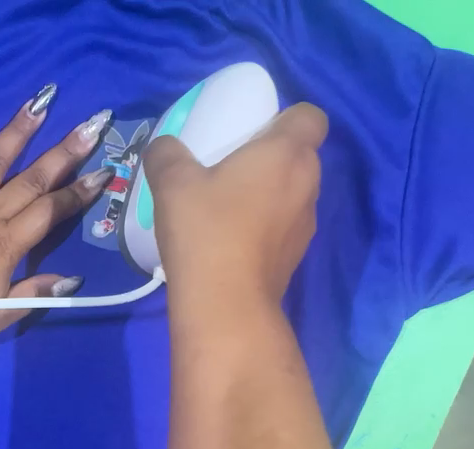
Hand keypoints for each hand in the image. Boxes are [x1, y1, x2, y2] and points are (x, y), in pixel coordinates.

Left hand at [0, 75, 113, 341]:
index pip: (51, 211)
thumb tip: (71, 279)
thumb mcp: (0, 315)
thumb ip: (35, 293)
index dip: (79, 192)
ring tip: (41, 100)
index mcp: (8, 243)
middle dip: (65, 152)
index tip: (105, 171)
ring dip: (18, 130)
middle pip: (32, 178)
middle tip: (93, 123)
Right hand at [141, 102, 328, 302]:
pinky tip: (231, 247)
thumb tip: (163, 147)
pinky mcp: (294, 262)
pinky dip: (264, 233)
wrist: (224, 307)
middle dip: (273, 160)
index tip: (255, 133)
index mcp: (287, 153)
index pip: (310, 116)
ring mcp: (305, 227)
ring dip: (269, 199)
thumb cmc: (206, 232)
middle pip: (300, 158)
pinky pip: (282, 233)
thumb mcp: (173, 185)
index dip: (286, 119)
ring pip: (292, 198)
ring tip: (229, 214)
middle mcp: (307, 185)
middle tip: (232, 174)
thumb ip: (166, 156)